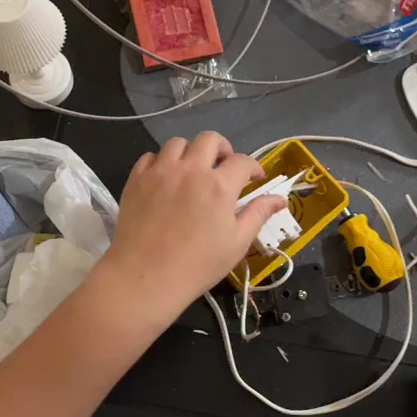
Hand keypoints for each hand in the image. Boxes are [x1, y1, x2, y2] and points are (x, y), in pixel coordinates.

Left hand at [98, 132, 284, 318]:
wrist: (145, 277)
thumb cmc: (197, 265)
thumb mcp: (237, 243)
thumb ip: (258, 214)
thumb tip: (279, 199)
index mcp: (219, 185)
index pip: (242, 161)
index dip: (253, 167)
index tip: (255, 179)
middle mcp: (190, 170)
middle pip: (209, 139)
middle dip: (222, 149)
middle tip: (223, 167)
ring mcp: (160, 172)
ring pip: (177, 143)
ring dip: (190, 152)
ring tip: (192, 170)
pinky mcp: (136, 179)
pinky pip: (150, 156)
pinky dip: (161, 162)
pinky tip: (166, 179)